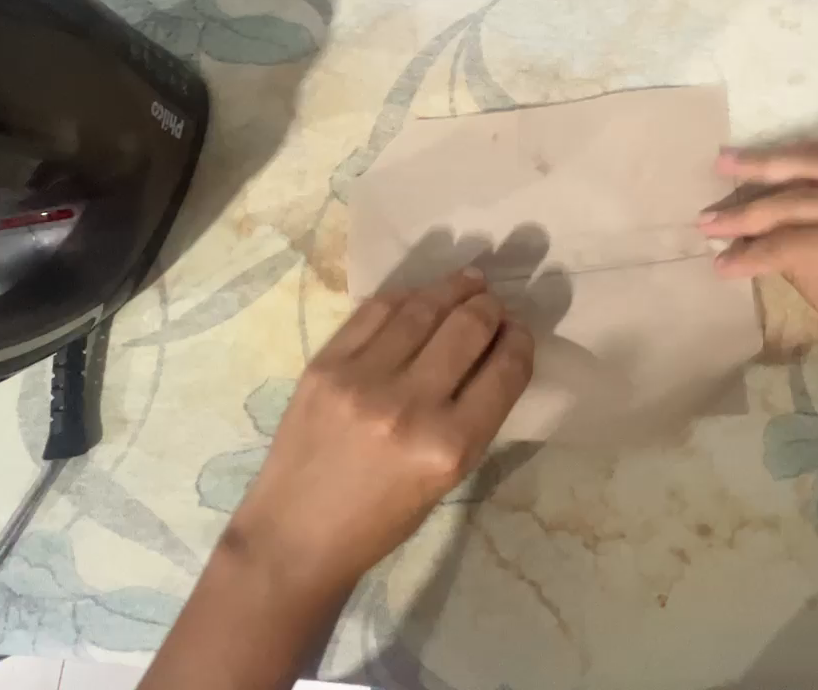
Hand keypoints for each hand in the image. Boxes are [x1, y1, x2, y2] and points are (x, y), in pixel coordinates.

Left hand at [224, 268, 532, 597]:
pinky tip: (421, 296)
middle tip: (494, 305)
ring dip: (454, 288)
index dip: (521, 340)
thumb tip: (496, 348)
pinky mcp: (325, 364)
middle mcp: (410, 407)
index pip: (506, 369)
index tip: (518, 331)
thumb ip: (475, 412)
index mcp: (450, 447)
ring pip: (423, 308)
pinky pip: (376, 310)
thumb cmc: (382, 518)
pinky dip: (407, 296)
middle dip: (491, 308)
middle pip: (468, 327)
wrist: (295, 536)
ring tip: (469, 281)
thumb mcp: (448, 476)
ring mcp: (362, 380)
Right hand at [698, 141, 817, 386]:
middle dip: (747, 209)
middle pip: (802, 199)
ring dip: (768, 163)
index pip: (797, 244)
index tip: (717, 262)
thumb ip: (810, 282)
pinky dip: (808, 154)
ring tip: (725, 162)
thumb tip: (767, 251)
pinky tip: (777, 156)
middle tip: (705, 217)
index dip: (752, 253)